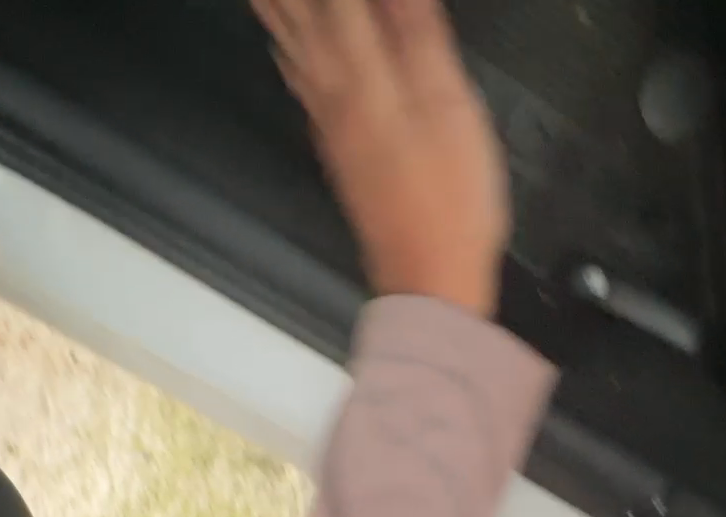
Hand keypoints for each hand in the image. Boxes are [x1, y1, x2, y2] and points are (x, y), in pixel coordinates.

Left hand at [254, 0, 509, 315]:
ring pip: (291, 44)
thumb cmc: (450, 206)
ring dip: (274, 5)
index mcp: (366, 78)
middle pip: (299, 10)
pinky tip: (280, 44)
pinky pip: (299, 84)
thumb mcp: (451, 110)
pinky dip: (285, 51)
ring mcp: (331, 126)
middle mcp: (336, 96)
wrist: (428, 280)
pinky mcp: (336, 152)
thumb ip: (419, 37)